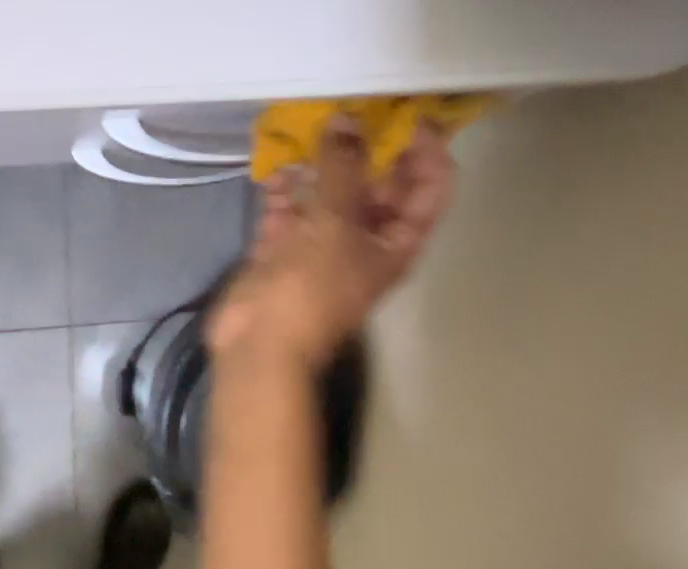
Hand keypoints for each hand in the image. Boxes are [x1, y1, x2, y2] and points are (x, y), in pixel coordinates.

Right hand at [207, 118, 454, 368]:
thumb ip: (342, 166)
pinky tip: (275, 160)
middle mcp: (363, 240)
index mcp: (396, 241)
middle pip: (376, 183)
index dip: (426, 147)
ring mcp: (319, 246)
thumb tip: (346, 118)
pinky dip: (282, 187)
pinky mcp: (281, 250)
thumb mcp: (336, 222)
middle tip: (349, 106)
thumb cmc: (310, 288)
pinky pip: (287, 209)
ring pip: (327, 193)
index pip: (430, 185)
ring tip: (308, 124)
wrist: (258, 344)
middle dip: (365, 145)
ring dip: (319, 162)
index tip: (404, 114)